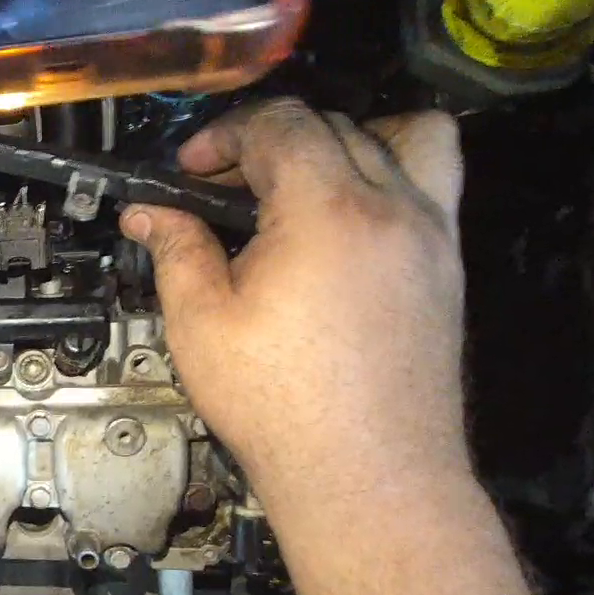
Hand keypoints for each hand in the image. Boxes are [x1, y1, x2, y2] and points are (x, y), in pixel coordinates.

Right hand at [119, 99, 467, 509]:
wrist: (364, 469)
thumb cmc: (277, 402)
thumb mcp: (200, 323)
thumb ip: (176, 251)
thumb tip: (148, 215)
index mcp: (326, 212)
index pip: (281, 126)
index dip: (223, 135)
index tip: (187, 169)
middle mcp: (393, 207)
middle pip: (333, 125)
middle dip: (265, 141)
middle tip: (217, 187)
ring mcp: (432, 234)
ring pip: (401, 136)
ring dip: (340, 140)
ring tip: (293, 185)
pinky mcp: (445, 265)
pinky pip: (429, 181)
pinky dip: (382, 174)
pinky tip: (335, 224)